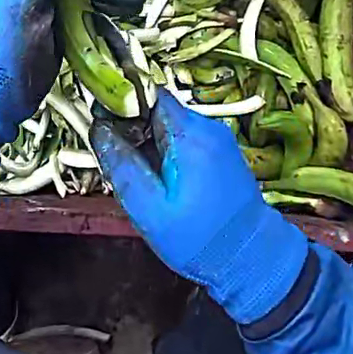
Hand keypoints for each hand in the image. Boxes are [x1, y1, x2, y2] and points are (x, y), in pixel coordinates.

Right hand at [93, 94, 310, 323]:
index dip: (121, 108)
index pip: (148, 94)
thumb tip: (99, 132)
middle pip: (156, 109)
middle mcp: (207, 128)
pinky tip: (163, 182)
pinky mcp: (219, 151)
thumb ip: (122, 167)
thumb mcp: (150, 209)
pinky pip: (183, 139)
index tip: (106, 128)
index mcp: (190, 135)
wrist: (253, 259)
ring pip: (167, 125)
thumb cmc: (203, 240)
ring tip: (144, 178)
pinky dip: (166, 153)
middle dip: (133, 131)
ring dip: (149, 144)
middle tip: (122, 162)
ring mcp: (216, 138)